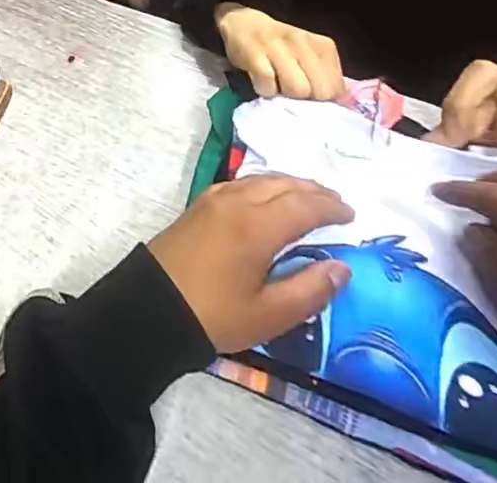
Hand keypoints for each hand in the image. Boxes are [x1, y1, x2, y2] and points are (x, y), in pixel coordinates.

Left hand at [149, 174, 354, 352]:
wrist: (146, 310)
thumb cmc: (210, 317)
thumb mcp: (266, 316)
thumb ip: (308, 290)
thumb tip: (341, 267)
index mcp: (258, 227)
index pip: (305, 206)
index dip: (331, 209)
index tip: (350, 215)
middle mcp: (239, 202)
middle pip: (286, 185)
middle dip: (314, 191)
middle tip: (336, 202)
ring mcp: (216, 199)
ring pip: (263, 179)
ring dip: (290, 184)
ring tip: (308, 195)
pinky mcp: (200, 204)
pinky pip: (243, 182)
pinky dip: (266, 184)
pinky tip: (267, 196)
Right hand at [215, 4, 342, 99]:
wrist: (245, 25)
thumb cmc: (283, 48)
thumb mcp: (311, 57)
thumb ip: (327, 77)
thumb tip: (340, 103)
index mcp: (322, 46)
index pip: (337, 87)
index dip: (326, 100)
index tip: (313, 97)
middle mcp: (303, 43)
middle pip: (320, 90)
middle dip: (308, 100)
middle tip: (295, 95)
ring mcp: (278, 47)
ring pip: (297, 89)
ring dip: (287, 96)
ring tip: (279, 87)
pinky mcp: (254, 54)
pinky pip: (268, 86)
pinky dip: (265, 90)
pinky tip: (263, 83)